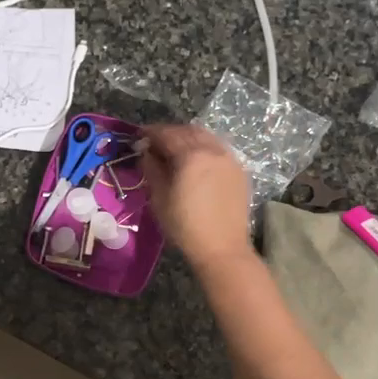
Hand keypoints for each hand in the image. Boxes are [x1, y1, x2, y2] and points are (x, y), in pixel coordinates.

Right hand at [140, 124, 254, 269]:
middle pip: (188, 131)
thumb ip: (152, 169)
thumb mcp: (159, 197)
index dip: (150, 133)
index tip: (139, 137)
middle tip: (155, 143)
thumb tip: (147, 153)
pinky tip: (196, 161)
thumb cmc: (184, 225)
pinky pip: (218, 149)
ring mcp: (229, 159)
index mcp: (191, 155)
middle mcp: (212, 150)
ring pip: (206, 137)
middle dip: (170, 133)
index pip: (167, 134)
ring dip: (188, 138)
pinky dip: (204, 147)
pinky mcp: (238, 170)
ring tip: (176, 150)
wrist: (222, 247)